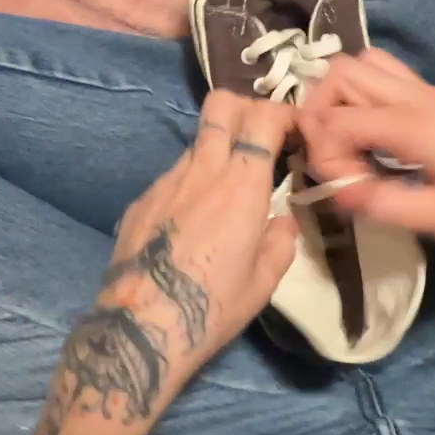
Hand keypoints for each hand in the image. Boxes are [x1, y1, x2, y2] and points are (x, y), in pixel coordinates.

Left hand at [84, 92, 298, 405]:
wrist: (139, 329)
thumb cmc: (211, 306)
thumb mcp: (264, 281)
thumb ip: (280, 240)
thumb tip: (280, 219)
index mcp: (240, 186)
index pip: (262, 117)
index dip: (284, 112)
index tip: (296, 130)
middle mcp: (201, 171)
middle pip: (221, 105)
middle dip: (246, 108)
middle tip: (261, 138)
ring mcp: (164, 182)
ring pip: (197, 144)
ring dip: (217, 152)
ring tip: (225, 195)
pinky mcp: (140, 201)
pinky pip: (173, 178)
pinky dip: (190, 185)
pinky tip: (190, 225)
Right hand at [298, 49, 434, 253]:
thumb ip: (385, 205)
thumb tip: (336, 193)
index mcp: (415, 125)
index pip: (335, 119)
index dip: (322, 154)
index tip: (343, 191)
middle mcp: (418, 97)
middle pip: (340, 73)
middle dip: (318, 112)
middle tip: (332, 161)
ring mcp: (431, 94)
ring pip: (362, 65)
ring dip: (339, 98)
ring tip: (348, 146)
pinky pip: (386, 75)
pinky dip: (363, 95)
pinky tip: (376, 138)